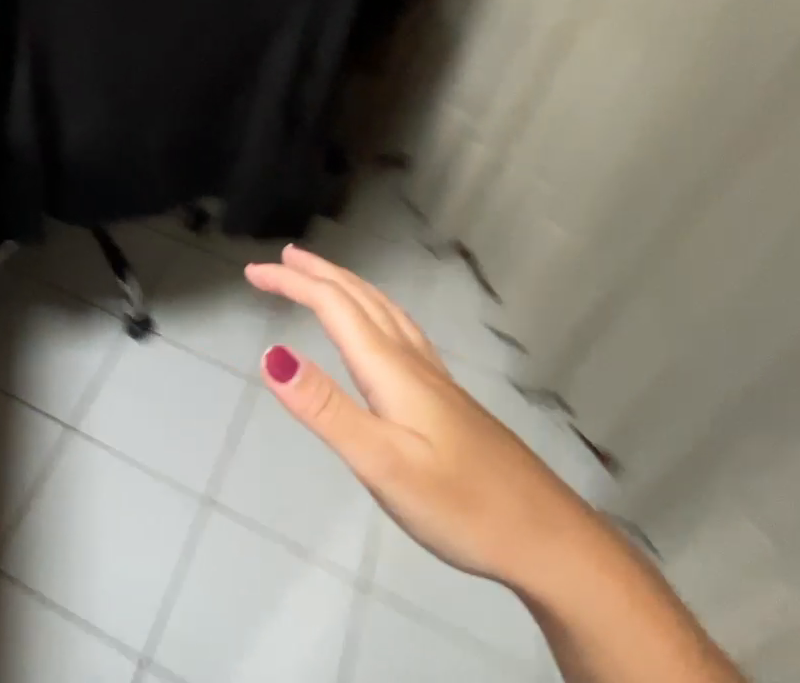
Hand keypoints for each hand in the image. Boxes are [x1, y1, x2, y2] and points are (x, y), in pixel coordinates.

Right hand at [245, 246, 598, 589]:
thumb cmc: (460, 505)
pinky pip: (401, 332)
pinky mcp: (447, 400)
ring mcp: (435, 380)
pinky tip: (378, 329)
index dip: (293, 284)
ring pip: (385, 312)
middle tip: (280, 259)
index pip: (335, 307)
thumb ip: (325, 408)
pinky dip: (374, 311)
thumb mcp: (381, 462)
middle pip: (361, 300)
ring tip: (320, 278)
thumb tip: (271, 354)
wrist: (547, 540)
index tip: (252, 272)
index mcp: (392, 370)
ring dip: (346, 287)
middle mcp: (413, 363)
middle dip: (317, 274)